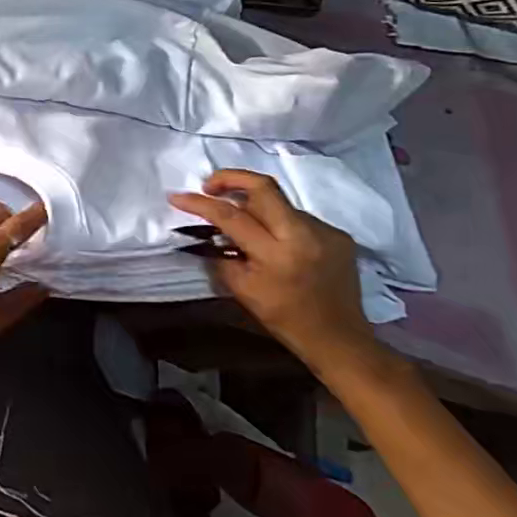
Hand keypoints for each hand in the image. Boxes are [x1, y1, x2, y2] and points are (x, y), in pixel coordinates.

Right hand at [169, 169, 377, 371]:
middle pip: (263, 187)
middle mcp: (305, 234)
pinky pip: (297, 217)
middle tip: (208, 185)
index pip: (231, 216)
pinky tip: (272, 238)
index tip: (176, 197)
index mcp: (277, 253)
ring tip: (240, 221)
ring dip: (254, 205)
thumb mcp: (241, 288)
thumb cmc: (283, 317)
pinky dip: (277, 221)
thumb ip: (222, 255)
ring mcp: (326, 232)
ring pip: (279, 203)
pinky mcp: (338, 235)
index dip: (200, 203)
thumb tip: (211, 233)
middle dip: (230, 178)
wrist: (339, 338)